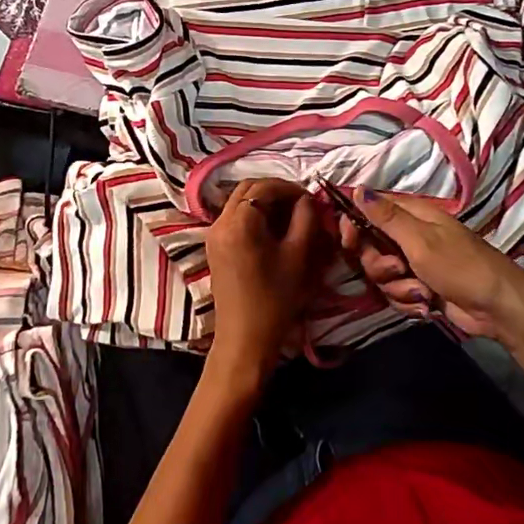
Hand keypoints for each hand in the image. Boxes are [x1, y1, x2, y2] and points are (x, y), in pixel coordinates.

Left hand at [204, 178, 326, 381]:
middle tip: (300, 204)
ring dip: (263, 202)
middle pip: (246, 188)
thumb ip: (305, 219)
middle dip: (275, 191)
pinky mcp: (214, 246)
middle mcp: (220, 222)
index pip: (263, 186)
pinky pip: (234, 217)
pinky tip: (273, 231)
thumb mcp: (298, 256)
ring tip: (289, 217)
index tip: (310, 199)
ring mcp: (213, 234)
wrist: (245, 337)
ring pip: (238, 201)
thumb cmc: (275, 298)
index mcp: (239, 222)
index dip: (289, 187)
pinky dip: (253, 215)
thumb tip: (307, 199)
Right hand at [334, 190, 523, 344]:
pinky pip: (394, 293)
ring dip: (398, 287)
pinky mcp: (417, 288)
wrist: (497, 307)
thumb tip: (358, 189)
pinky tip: (426, 305)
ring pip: (380, 275)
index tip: (349, 239)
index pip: (368, 210)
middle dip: (379, 265)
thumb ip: (386, 217)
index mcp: (411, 216)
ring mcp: (412, 264)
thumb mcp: (420, 239)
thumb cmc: (461, 266)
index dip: (353, 224)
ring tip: (421, 292)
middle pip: (369, 247)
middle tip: (399, 269)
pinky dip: (407, 301)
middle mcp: (408, 236)